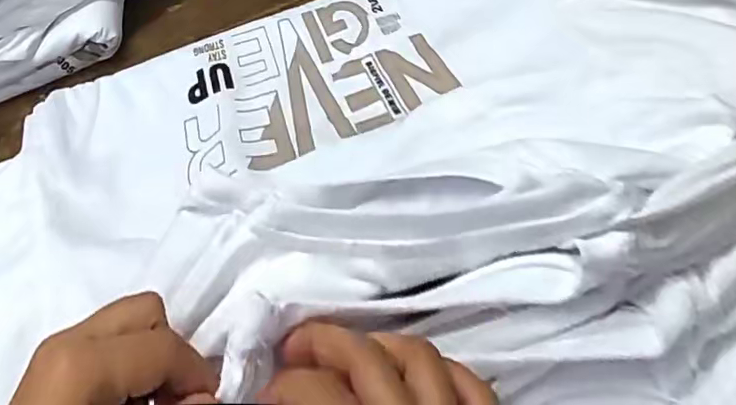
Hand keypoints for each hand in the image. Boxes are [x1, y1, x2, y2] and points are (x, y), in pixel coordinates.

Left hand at [10, 292, 219, 404]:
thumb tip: (208, 397)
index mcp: (84, 358)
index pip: (162, 342)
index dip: (196, 374)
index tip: (212, 404)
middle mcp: (68, 338)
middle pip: (144, 311)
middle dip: (170, 354)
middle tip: (178, 404)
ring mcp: (54, 348)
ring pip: (124, 323)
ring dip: (148, 360)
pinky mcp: (49, 364)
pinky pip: (103, 343)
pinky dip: (124, 367)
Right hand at [256, 323, 496, 404]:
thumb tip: (267, 394)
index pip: (313, 389)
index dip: (280, 383)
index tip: (264, 389)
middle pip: (361, 354)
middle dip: (319, 342)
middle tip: (292, 352)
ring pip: (416, 354)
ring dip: (376, 344)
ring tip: (349, 351)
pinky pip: (470, 383)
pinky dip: (443, 369)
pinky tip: (415, 368)